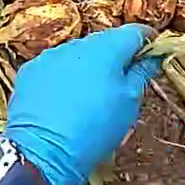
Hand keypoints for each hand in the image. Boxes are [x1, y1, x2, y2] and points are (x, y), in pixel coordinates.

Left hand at [3, 25, 162, 184]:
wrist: (43, 153)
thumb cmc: (96, 127)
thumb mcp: (129, 102)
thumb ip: (142, 72)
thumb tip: (153, 55)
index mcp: (107, 48)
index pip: (134, 31)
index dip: (148, 41)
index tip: (153, 54)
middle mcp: (78, 44)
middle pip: (105, 41)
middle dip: (117, 56)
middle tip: (124, 83)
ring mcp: (51, 56)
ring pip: (79, 53)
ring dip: (90, 66)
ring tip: (92, 95)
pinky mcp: (31, 71)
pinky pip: (56, 66)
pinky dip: (65, 77)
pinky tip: (66, 101)